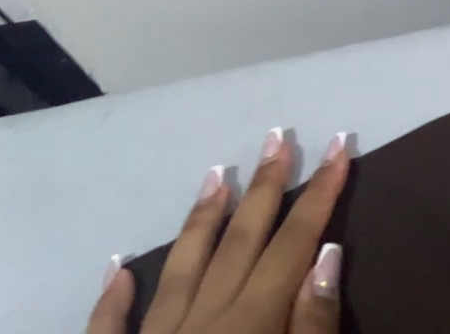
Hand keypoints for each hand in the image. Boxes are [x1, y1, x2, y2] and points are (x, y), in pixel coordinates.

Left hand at [85, 128, 351, 333]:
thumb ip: (311, 329)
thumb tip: (327, 254)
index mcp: (248, 326)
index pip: (294, 243)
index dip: (320, 192)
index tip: (341, 144)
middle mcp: (198, 325)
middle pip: (240, 241)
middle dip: (265, 186)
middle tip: (279, 134)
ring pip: (180, 269)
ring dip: (201, 220)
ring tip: (216, 172)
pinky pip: (108, 333)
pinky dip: (113, 298)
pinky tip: (117, 267)